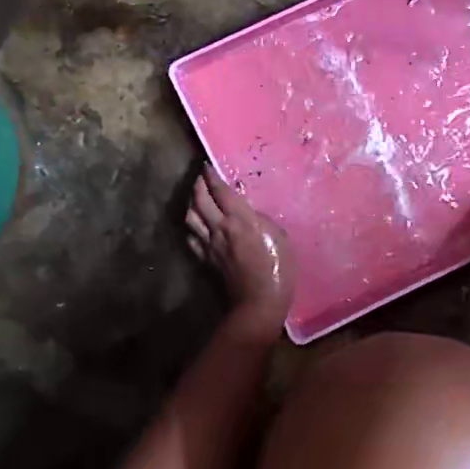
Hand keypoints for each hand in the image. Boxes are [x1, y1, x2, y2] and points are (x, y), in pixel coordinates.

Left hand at [186, 167, 295, 326]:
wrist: (259, 303)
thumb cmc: (277, 269)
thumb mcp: (279, 237)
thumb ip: (261, 220)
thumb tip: (249, 215)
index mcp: (240, 219)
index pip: (220, 191)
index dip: (212, 176)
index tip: (207, 165)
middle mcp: (220, 228)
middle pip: (200, 200)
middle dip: (198, 185)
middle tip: (200, 177)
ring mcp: (209, 245)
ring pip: (190, 218)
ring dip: (190, 203)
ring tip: (194, 197)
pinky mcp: (206, 260)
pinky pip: (191, 238)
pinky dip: (190, 226)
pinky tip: (194, 224)